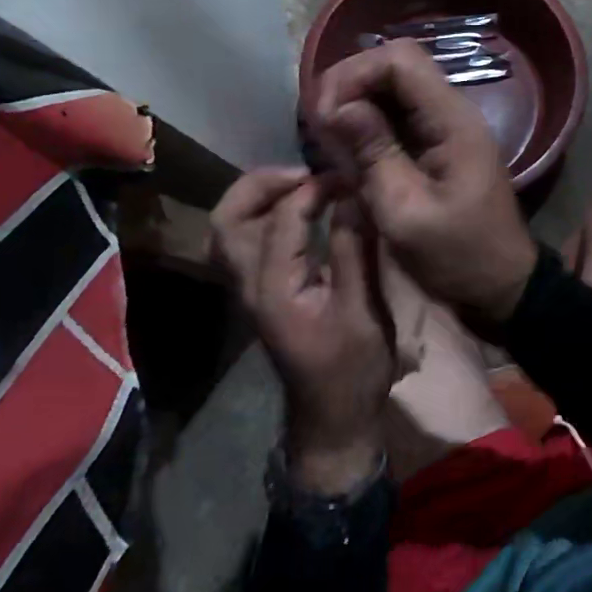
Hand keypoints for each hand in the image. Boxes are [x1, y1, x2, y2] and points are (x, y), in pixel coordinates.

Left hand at [211, 169, 393, 493]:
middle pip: (228, 220)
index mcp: (275, 288)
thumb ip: (355, 250)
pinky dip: (260, 216)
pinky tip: (294, 213)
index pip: (282, 217)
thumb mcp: (364, 309)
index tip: (349, 178)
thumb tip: (353, 196)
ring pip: (227, 231)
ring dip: (255, 198)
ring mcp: (247, 291)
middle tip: (306, 173)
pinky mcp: (257, 295)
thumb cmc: (353, 368)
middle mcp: (249, 285)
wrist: (332, 418)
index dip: (316, 188)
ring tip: (300, 185)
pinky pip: (241, 243)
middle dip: (261, 185)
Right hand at [311, 40, 537, 332]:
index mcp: (452, 121)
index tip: (326, 117)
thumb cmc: (457, 255)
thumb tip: (337, 107)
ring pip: (391, 89)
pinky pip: (396, 115)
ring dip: (355, 106)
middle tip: (321, 129)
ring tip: (329, 140)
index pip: (400, 60)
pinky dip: (368, 125)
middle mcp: (451, 112)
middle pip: (393, 67)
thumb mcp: (406, 212)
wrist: (500, 283)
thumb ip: (373, 154)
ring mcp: (444, 126)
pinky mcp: (436, 144)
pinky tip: (348, 152)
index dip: (355, 75)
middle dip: (349, 87)